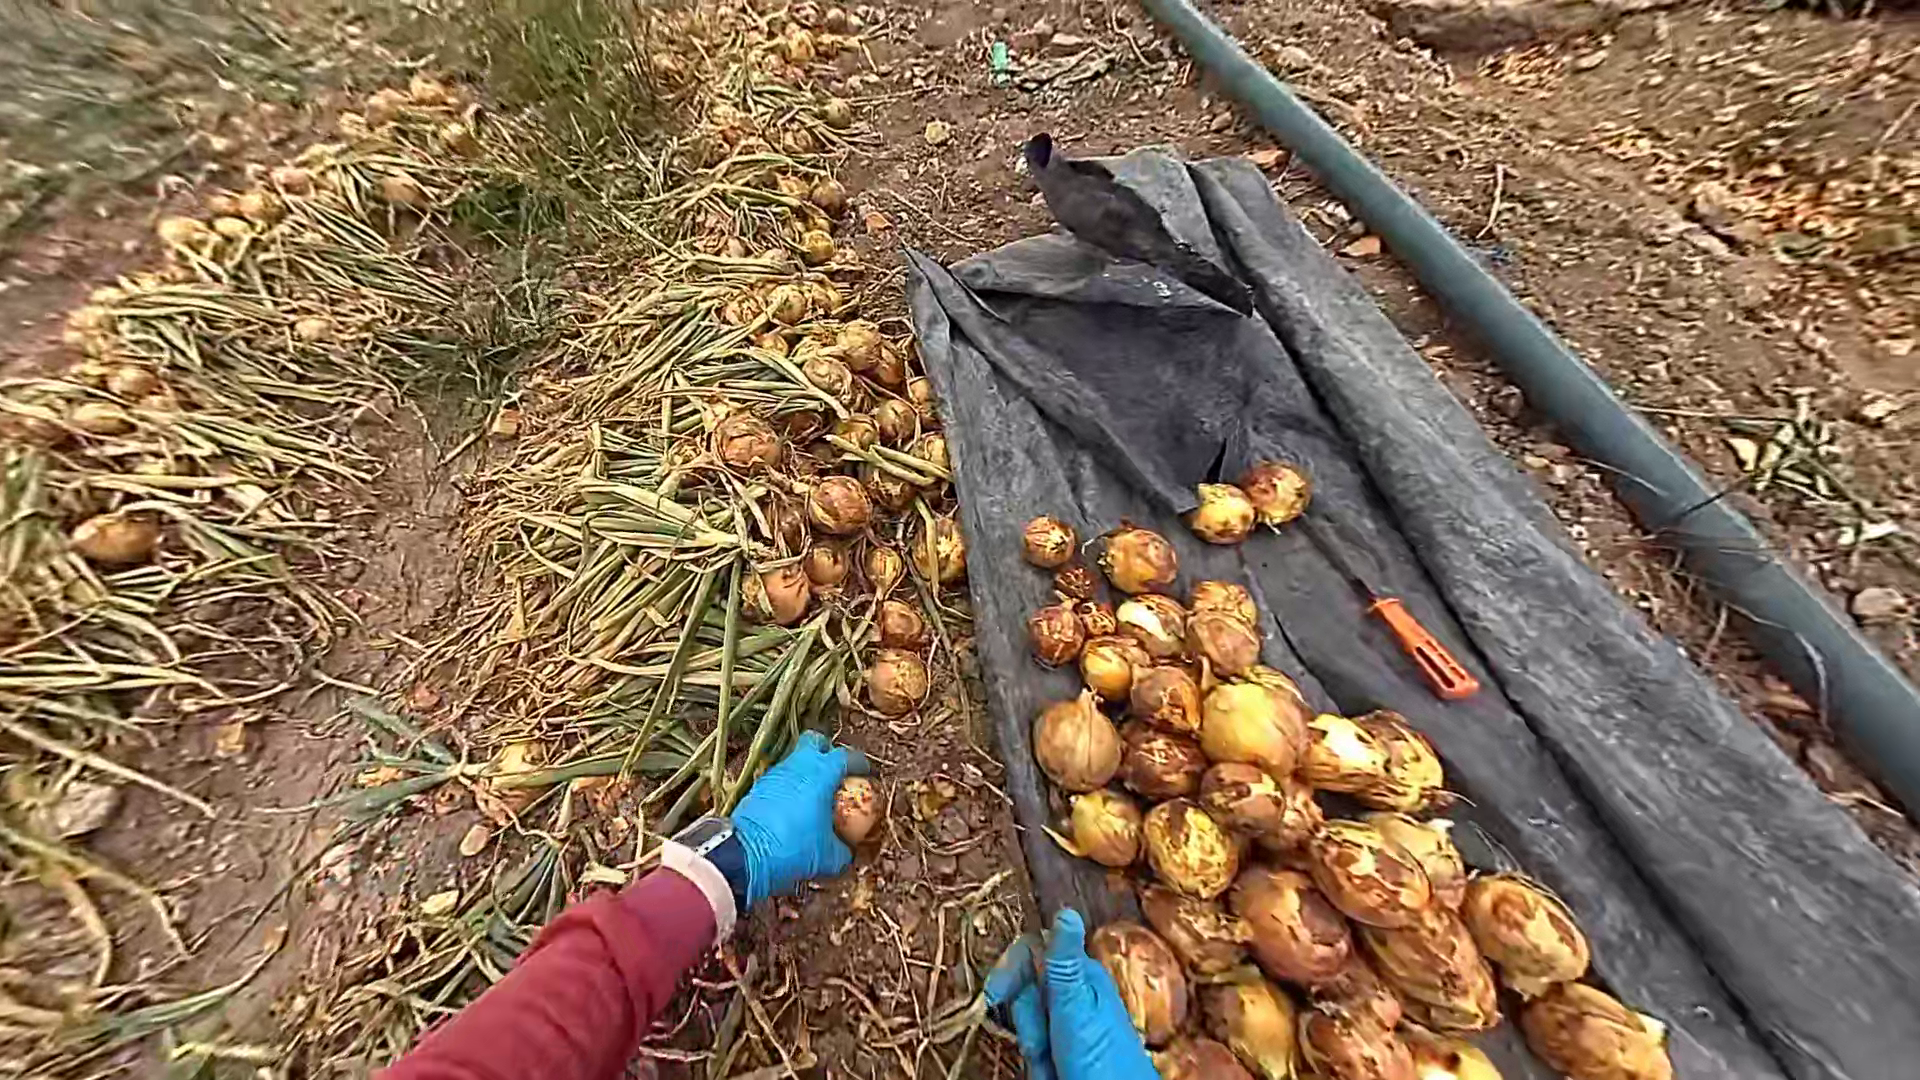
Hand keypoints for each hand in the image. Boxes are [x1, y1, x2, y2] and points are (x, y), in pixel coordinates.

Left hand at [731, 731, 868, 906]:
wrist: (741, 856)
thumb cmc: (792, 848)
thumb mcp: (826, 857)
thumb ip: (843, 851)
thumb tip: (847, 852)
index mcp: (822, 772)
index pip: (848, 756)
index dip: (860, 764)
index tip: (866, 774)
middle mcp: (799, 765)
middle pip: (816, 741)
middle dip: (827, 751)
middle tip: (834, 772)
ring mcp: (776, 773)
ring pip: (796, 759)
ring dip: (806, 770)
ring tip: (813, 793)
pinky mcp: (759, 786)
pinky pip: (780, 777)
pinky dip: (789, 786)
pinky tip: (792, 807)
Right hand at [984, 908, 1156, 1079]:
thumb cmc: (1100, 1060)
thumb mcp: (1077, 1006)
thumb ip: (1065, 960)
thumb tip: (1065, 910)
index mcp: (1081, 974)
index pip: (1033, 949)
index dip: (1010, 968)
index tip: (993, 996)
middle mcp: (1075, 994)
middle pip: (1027, 988)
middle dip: (1027, 1020)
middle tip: (1043, 1046)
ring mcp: (1070, 1026)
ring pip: (1030, 1024)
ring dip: (1034, 1048)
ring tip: (1054, 1068)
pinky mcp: (1065, 1054)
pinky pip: (1038, 1052)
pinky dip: (1041, 1068)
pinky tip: (1055, 1076)